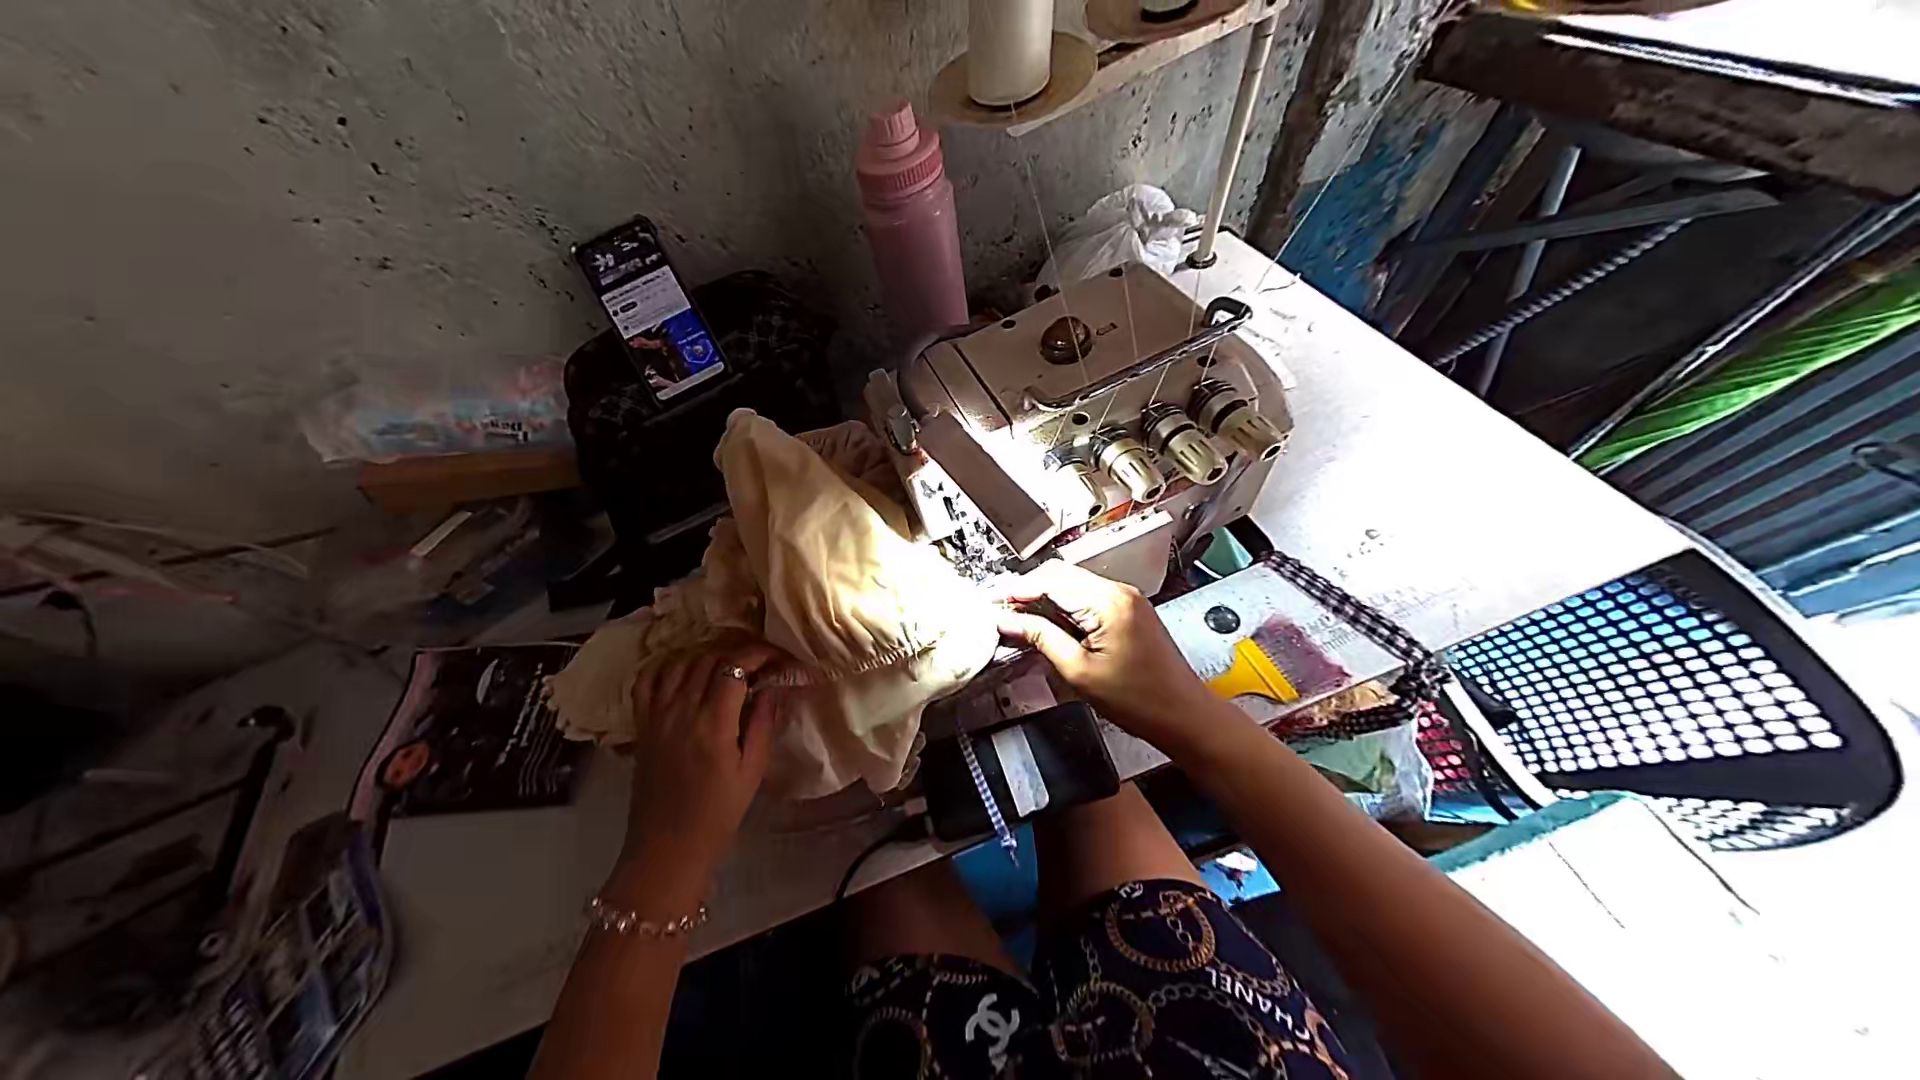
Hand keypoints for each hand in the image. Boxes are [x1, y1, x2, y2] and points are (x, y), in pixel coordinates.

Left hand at [610, 640, 788, 908]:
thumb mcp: (753, 771)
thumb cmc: (718, 814)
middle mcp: (681, 712)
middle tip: (759, 665)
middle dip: (738, 654)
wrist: (667, 849)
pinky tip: (685, 673)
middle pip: (709, 660)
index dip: (758, 654)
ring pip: (681, 664)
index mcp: (713, 725)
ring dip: (707, 658)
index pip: (735, 667)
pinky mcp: (642, 726)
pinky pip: (648, 681)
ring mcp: (657, 717)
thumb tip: (774, 686)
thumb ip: (763, 723)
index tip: (777, 656)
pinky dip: (666, 667)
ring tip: (727, 670)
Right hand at [995, 561, 1219, 749]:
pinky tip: (1049, 624)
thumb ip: (1041, 638)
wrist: (1183, 715)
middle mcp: (1120, 592)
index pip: (1050, 580)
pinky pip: (1088, 597)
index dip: (1017, 589)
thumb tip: (1010, 621)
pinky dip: (1064, 606)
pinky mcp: (1128, 611)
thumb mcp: (1079, 671)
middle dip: (1027, 590)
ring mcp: (1126, 600)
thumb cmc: (1141, 699)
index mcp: (1108, 602)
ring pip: (1073, 585)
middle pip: (1061, 576)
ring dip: (1044, 598)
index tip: (994, 601)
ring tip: (1020, 619)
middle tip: (1002, 610)